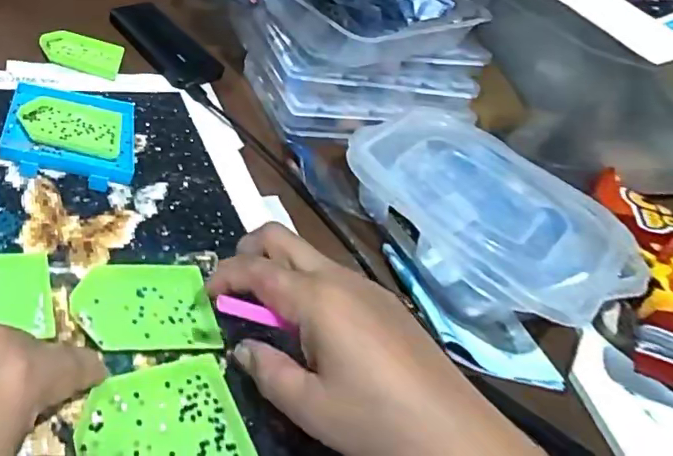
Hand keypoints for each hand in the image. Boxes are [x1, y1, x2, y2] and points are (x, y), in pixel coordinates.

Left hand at [0, 319, 104, 455]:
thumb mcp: (8, 454)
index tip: (98, 379)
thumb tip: (39, 417)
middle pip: (33, 350)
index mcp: (19, 369)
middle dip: (39, 377)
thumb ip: (33, 429)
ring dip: (3, 368)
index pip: (72, 363)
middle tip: (36, 414)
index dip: (89, 373)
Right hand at [207, 224, 540, 455]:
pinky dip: (305, 281)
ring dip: (277, 267)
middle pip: (278, 237)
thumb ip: (269, 372)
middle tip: (235, 288)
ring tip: (271, 313)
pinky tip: (314, 327)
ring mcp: (364, 285)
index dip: (224, 276)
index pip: (255, 269)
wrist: (466, 442)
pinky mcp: (383, 301)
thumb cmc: (381, 424)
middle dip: (247, 251)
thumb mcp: (314, 409)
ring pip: (305, 252)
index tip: (206, 293)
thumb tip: (243, 347)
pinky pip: (329, 272)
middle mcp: (336, 277)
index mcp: (315, 298)